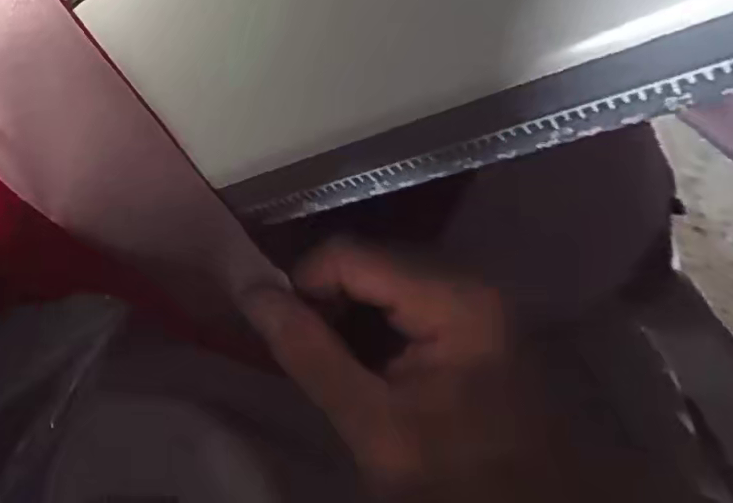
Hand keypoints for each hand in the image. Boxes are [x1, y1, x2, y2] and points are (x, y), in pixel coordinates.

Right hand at [242, 241, 578, 501]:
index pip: (346, 254)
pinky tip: (373, 363)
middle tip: (309, 348)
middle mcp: (473, 281)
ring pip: (381, 275)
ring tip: (336, 358)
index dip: (302, 284)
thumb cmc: (463, 488)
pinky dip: (376, 320)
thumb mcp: (374, 429)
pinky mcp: (482, 321)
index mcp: (456, 299)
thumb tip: (249, 289)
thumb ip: (307, 351)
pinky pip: (407, 296)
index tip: (286, 332)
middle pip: (365, 260)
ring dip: (347, 308)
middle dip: (325, 298)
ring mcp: (482, 300)